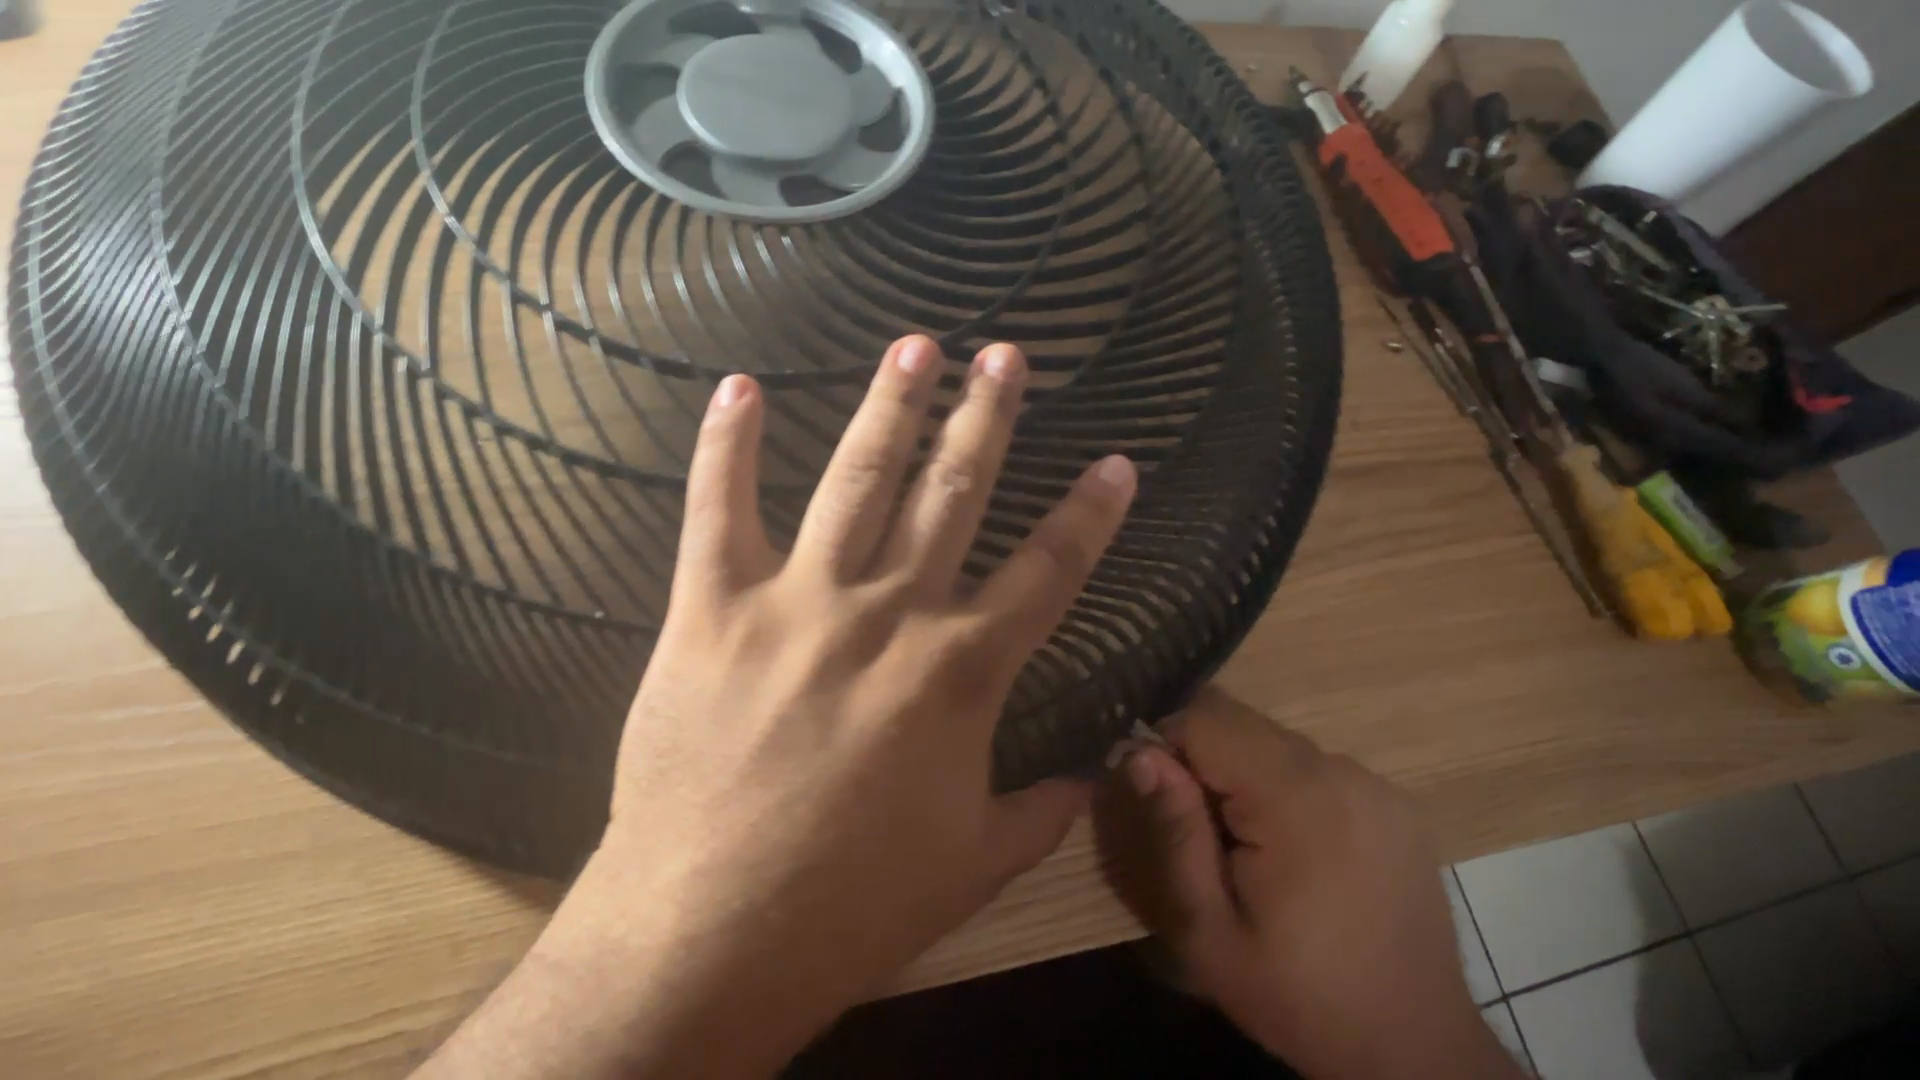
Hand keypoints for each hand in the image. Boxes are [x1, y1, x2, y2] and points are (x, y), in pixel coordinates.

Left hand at [420, 336, 1136, 1079]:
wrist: (712, 929)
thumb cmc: (854, 905)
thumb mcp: (973, 865)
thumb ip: (1041, 812)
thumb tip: (1091, 778)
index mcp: (960, 674)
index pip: (1047, 574)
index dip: (1090, 516)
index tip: (1117, 462)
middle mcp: (889, 614)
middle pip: (952, 495)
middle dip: (987, 419)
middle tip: (1006, 355)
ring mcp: (797, 601)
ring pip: (855, 480)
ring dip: (890, 407)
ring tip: (916, 344)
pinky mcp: (712, 608)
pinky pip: (718, 509)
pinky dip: (728, 445)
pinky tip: (741, 387)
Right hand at [1097, 687, 1521, 1079]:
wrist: (1415, 1049)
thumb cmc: (1298, 995)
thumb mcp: (1209, 928)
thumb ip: (1176, 830)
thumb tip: (1140, 754)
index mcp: (1296, 798)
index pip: (1206, 718)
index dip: (1169, 748)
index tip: (1167, 805)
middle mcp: (1342, 772)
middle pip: (1243, 723)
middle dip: (1207, 763)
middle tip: (1207, 838)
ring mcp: (1377, 785)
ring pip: (1278, 743)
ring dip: (1247, 777)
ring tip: (1251, 852)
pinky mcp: (1397, 804)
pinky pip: (1317, 768)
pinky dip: (1288, 790)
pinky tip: (1298, 855)